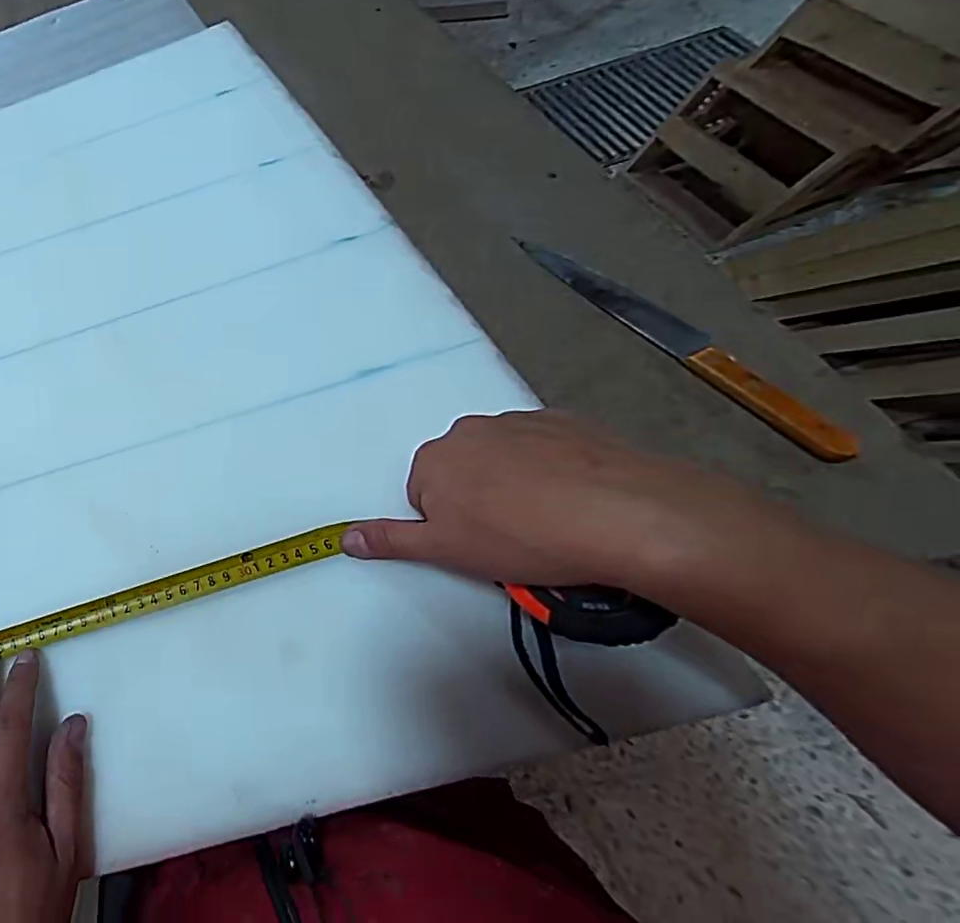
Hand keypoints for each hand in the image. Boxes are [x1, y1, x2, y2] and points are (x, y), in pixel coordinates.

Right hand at [342, 409, 799, 592]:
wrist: (630, 517)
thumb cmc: (525, 537)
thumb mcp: (447, 550)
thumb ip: (391, 540)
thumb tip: (345, 537)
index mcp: (432, 459)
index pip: (424, 496)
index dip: (452, 526)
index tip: (482, 544)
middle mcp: (467, 432)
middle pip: (461, 472)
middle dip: (480, 501)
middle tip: (516, 536)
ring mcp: (519, 423)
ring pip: (504, 460)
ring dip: (516, 485)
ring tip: (554, 520)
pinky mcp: (569, 423)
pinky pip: (547, 448)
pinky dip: (555, 469)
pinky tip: (579, 499)